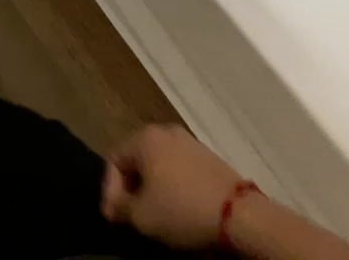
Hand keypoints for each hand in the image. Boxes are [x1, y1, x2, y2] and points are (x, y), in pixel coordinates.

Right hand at [100, 124, 245, 250]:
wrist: (238, 214)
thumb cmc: (182, 210)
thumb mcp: (142, 216)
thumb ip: (120, 207)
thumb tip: (115, 205)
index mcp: (145, 138)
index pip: (114, 160)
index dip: (109, 190)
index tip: (113, 216)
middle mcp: (165, 131)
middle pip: (136, 159)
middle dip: (130, 187)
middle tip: (129, 214)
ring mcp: (189, 142)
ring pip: (158, 164)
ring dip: (150, 187)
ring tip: (152, 212)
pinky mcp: (207, 156)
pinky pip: (178, 168)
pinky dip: (171, 185)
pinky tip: (175, 206)